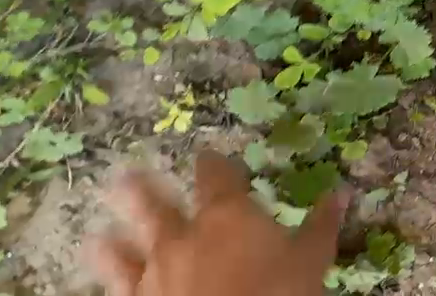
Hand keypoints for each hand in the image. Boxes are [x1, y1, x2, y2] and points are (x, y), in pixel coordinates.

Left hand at [82, 152, 347, 295]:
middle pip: (158, 210)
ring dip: (111, 244)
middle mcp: (183, 239)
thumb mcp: (311, 258)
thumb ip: (322, 224)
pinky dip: (109, 281)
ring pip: (125, 255)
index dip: (212, 164)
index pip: (217, 179)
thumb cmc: (275, 292)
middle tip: (124, 175)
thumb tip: (341, 192)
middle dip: (143, 193)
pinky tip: (100, 284)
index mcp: (228, 216)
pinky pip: (117, 291)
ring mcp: (152, 279)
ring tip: (94, 235)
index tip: (204, 153)